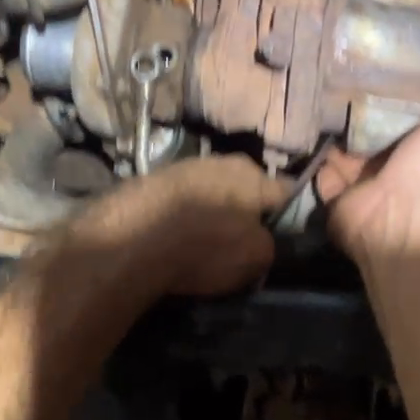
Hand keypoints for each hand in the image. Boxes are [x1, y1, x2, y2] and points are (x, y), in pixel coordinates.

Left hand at [70, 155, 286, 296]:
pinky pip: (181, 198)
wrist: (129, 241)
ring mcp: (185, 166)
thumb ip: (270, 246)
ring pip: (213, 190)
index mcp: (255, 174)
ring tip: (204, 240)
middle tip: (242, 240)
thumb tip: (262, 242)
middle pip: (247, 187)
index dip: (290, 216)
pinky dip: (182, 214)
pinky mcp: (151, 178)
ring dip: (212, 210)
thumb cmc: (206, 247)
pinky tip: (175, 236)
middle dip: (247, 210)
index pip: (289, 192)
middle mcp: (224, 160)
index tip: (285, 236)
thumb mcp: (257, 259)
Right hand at [316, 60, 419, 259]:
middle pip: (374, 122)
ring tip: (316, 83)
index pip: (413, 107)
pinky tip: (305, 119)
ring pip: (344, 142)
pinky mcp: (337, 192)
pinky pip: (321, 165)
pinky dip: (314, 149)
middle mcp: (398, 160)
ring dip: (333, 120)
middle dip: (360, 98)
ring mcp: (365, 178)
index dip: (402, 82)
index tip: (383, 51)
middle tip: (340, 62)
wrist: (403, 216)